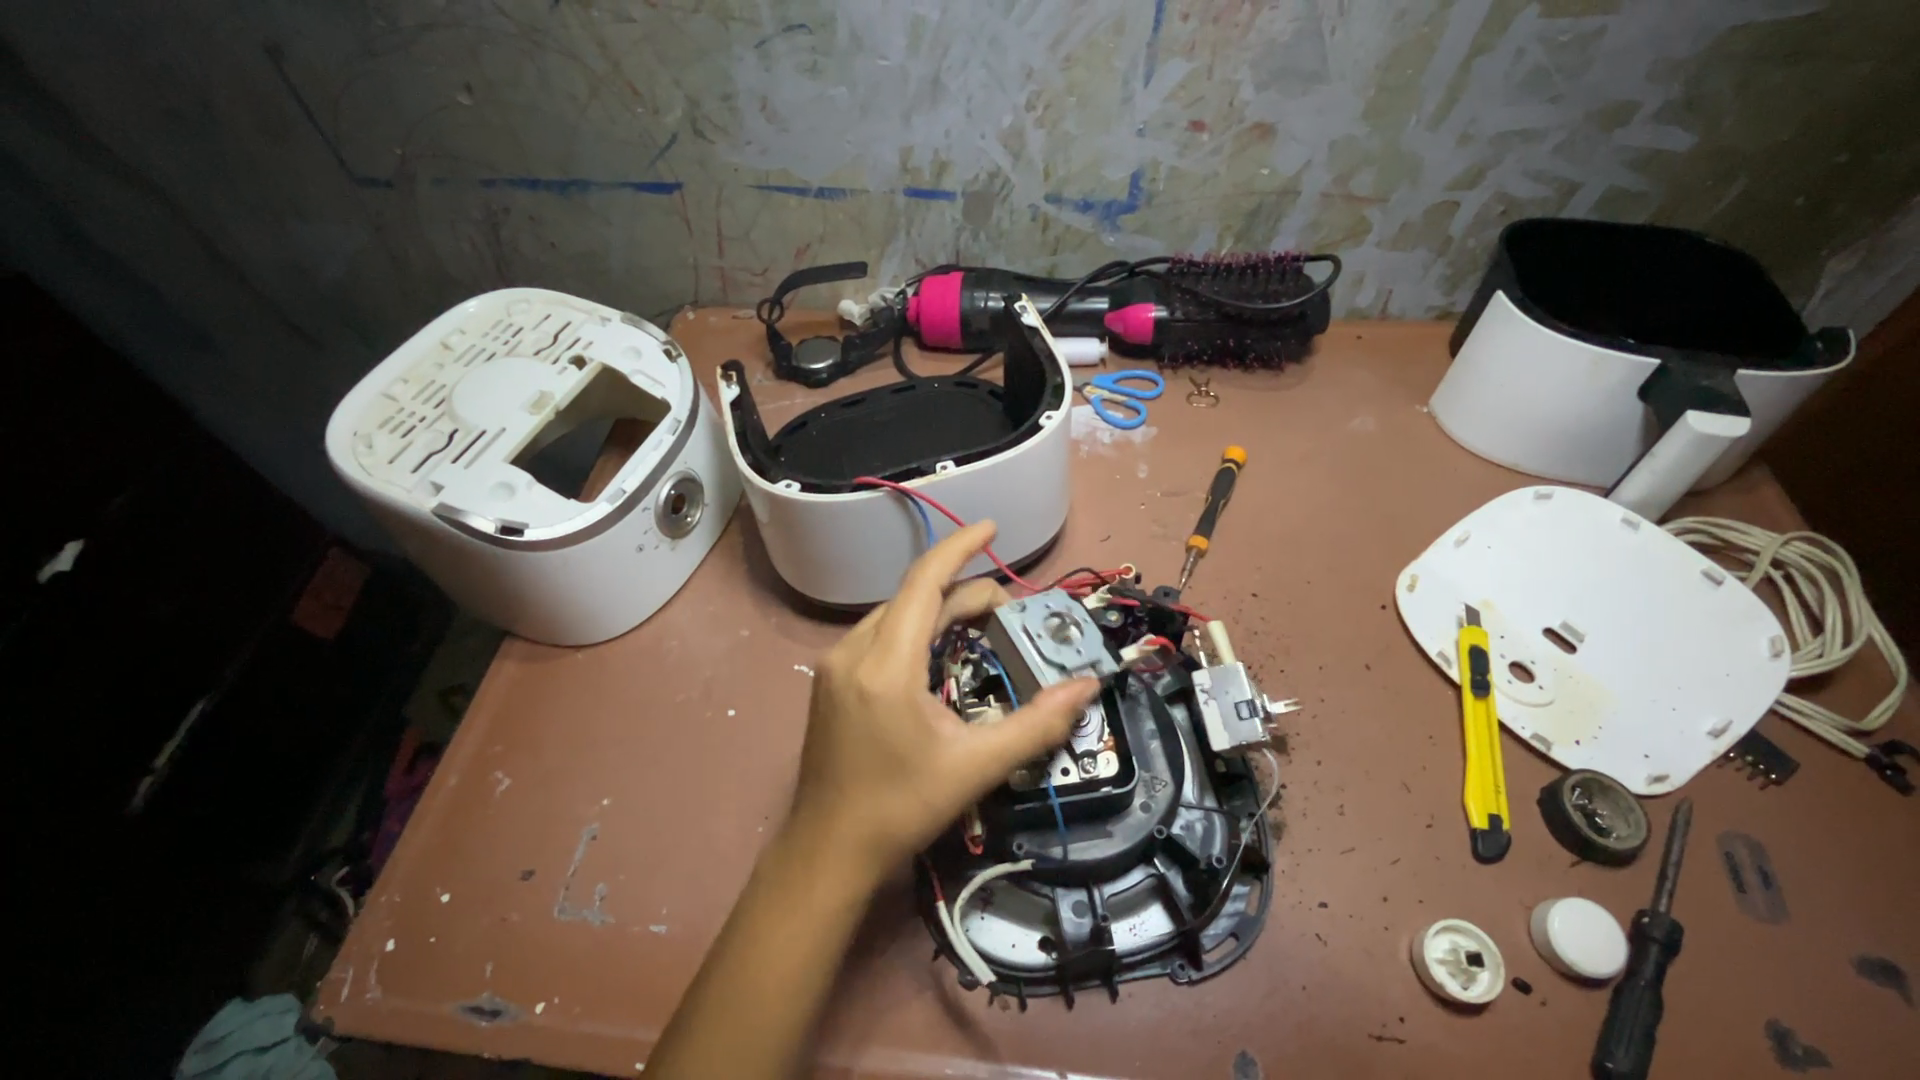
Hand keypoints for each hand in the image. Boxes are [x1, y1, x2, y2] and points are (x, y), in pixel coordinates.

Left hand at [785, 521, 1098, 885]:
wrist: (826, 851)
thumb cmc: (900, 808)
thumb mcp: (976, 767)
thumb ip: (1037, 724)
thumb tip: (1088, 686)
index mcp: (886, 664)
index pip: (924, 582)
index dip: (961, 547)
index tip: (994, 526)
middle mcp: (853, 652)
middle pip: (912, 597)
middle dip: (962, 591)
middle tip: (1008, 610)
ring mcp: (835, 666)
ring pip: (893, 616)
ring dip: (936, 610)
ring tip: (981, 625)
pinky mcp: (830, 683)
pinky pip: (878, 637)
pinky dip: (914, 631)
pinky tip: (938, 655)